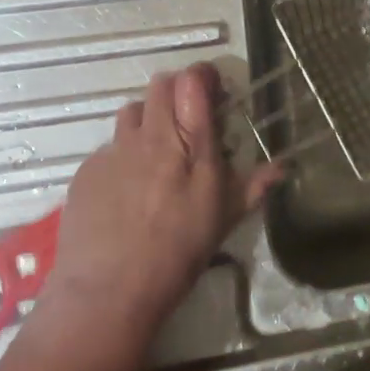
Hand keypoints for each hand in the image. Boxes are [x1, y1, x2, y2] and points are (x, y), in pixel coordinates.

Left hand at [39, 64, 280, 334]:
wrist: (106, 292)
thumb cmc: (177, 253)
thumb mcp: (223, 220)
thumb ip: (252, 186)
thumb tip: (283, 167)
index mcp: (188, 143)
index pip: (193, 81)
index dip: (204, 78)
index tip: (214, 91)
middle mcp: (148, 136)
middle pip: (160, 85)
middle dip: (177, 92)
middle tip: (188, 120)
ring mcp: (113, 151)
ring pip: (132, 112)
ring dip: (148, 120)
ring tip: (157, 153)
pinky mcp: (86, 171)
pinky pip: (109, 147)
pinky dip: (123, 156)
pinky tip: (127, 190)